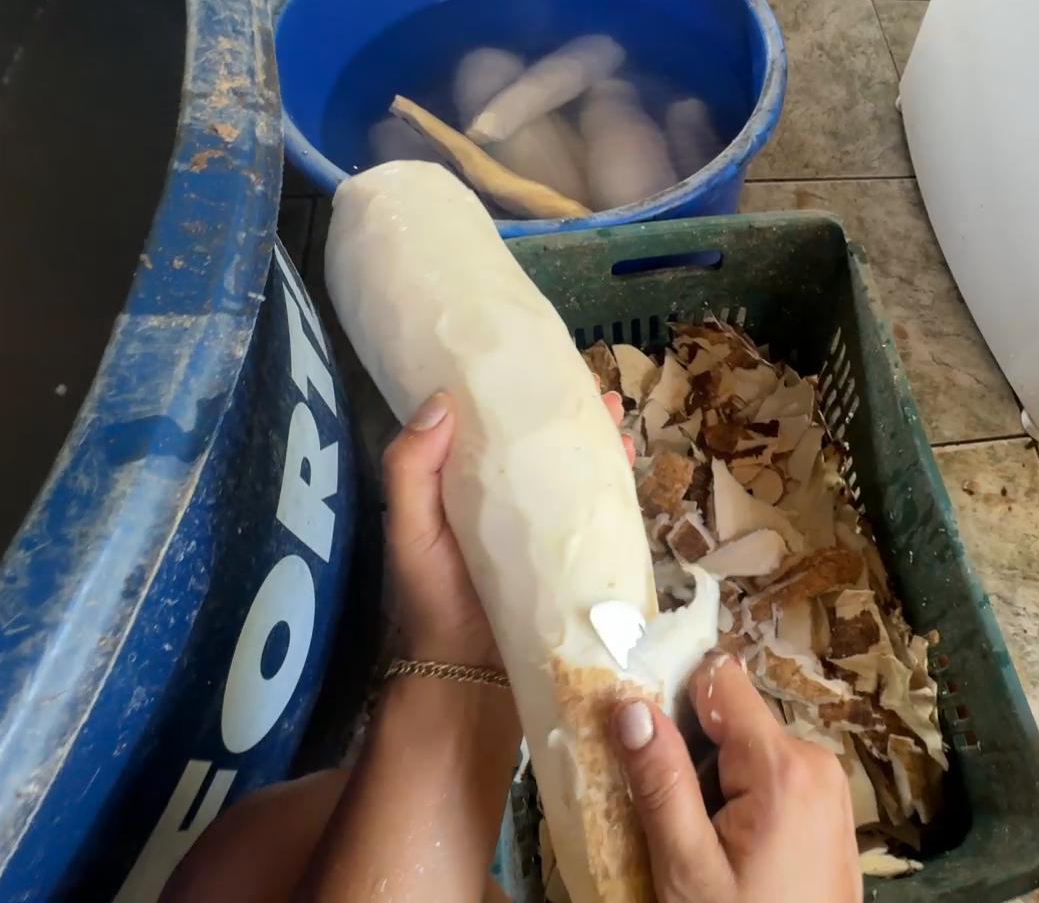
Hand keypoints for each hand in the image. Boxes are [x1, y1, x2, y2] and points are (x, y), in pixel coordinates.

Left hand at [382, 390, 632, 667]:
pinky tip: (629, 465)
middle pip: (549, 444)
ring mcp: (549, 524)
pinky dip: (616, 484)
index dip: (520, 394)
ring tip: (619, 420)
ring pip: (580, 470)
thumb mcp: (410, 527)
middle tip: (599, 392)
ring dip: (601, 443)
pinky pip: (599, 507)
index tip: (542, 367)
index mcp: (471, 484)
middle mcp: (514, 497)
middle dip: (575, 415)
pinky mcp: (575, 549)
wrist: (470, 670)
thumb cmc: (434, 594)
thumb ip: (411, 469)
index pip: (498, 428)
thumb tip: (442, 400)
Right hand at [611, 653, 861, 902]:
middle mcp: (815, 759)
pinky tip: (737, 851)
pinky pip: (776, 777)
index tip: (648, 733)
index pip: (722, 680)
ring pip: (751, 750)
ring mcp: (828, 785)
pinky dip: (747, 799)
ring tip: (708, 843)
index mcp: (783, 764)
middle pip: (735, 719)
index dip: (679, 698)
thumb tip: (629, 704)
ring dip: (720, 782)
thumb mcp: (688, 869)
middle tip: (680, 816)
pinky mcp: (830, 808)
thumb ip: (661, 781)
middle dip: (699, 755)